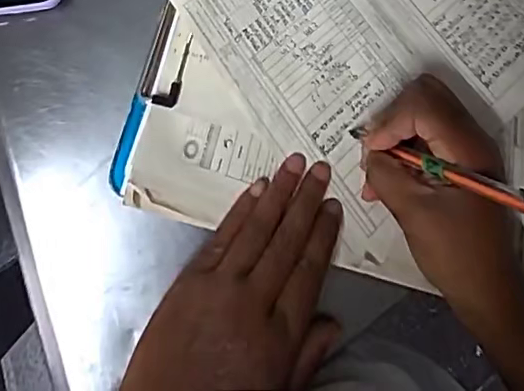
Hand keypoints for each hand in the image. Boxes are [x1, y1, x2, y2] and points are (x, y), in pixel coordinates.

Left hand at [121, 153, 345, 390]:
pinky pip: (222, 237)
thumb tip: (332, 324)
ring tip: (292, 166)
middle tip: (319, 171)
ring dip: (278, 193)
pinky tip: (255, 190)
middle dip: (305, 202)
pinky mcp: (190, 281)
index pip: (309, 271)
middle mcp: (252, 305)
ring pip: (257, 230)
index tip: (332, 208)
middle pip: (286, 242)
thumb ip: (306, 356)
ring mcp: (219, 288)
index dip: (323, 234)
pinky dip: (241, 210)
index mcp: (278, 337)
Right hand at [361, 75, 523, 316]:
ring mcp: (468, 144)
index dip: (390, 122)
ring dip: (396, 133)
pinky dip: (404, 145)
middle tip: (375, 153)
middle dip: (392, 119)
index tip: (373, 153)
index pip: (422, 104)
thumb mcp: (413, 214)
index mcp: (467, 147)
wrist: (490, 292)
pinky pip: (427, 131)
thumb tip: (369, 151)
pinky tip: (390, 176)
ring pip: (423, 110)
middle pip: (424, 94)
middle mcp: (471, 136)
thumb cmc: (456, 256)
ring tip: (378, 171)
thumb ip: (386, 174)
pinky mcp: (461, 156)